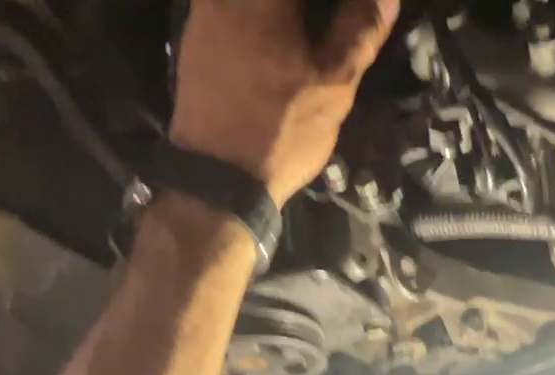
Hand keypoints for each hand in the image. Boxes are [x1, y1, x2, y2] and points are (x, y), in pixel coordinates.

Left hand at [170, 0, 398, 205]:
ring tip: (308, 36)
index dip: (335, 5)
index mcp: (266, 0)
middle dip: (311, 12)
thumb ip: (360, 31)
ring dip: (286, 19)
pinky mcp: (195, 36)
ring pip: (256, 7)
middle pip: (281, 3)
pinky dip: (258, 20)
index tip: (349, 16)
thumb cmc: (282, 131)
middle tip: (334, 24)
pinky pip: (232, 12)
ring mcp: (206, 11)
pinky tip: (275, 46)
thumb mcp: (333, 85)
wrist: (218, 176)